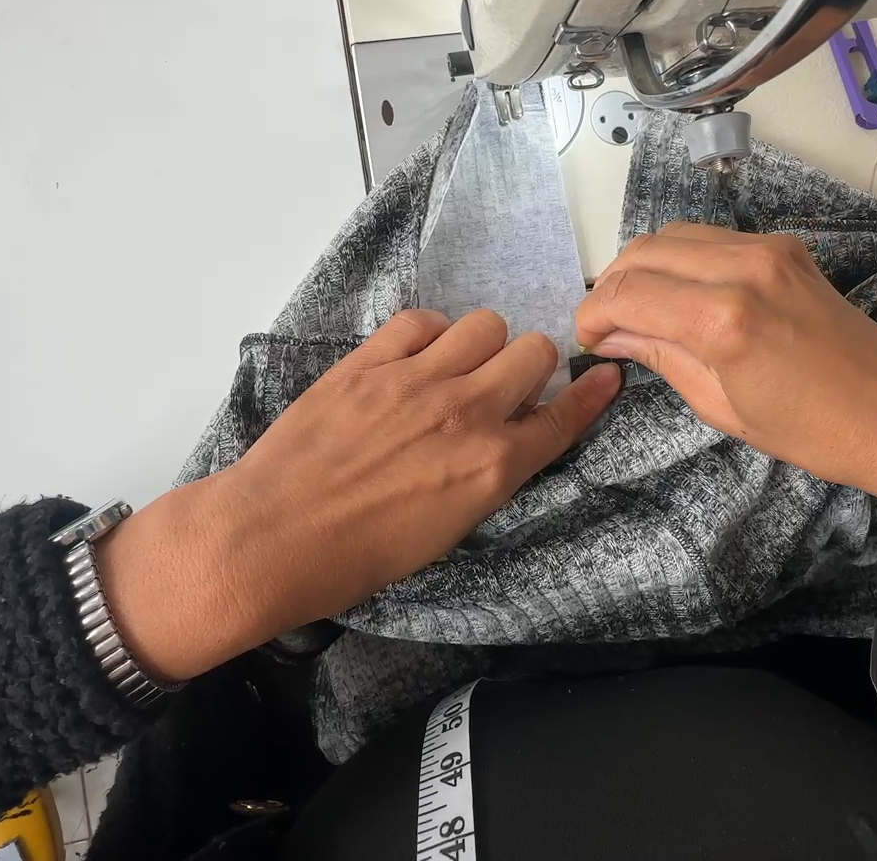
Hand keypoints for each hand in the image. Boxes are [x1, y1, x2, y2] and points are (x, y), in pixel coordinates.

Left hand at [97, 309, 621, 680]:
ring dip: (482, 345)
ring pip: (486, 324)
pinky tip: (414, 358)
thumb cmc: (360, 556)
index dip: (591, 394)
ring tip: (454, 368)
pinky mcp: (371, 361)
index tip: (604, 375)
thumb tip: (509, 435)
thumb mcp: (448, 530)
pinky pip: (423, 320)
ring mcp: (418, 380)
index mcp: (491, 467)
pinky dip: (431, 335)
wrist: (272, 538)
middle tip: (501, 387)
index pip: (563, 417)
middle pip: (534, 352)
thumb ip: (489, 473)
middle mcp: (466, 413)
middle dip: (529, 368)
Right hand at [576, 223, 876, 587]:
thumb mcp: (720, 405)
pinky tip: (680, 295)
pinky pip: (710, 239)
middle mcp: (742, 267)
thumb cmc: (810, 432)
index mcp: (722, 318)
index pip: (626, 292)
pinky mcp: (785, 247)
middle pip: (642, 251)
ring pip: (672, 235)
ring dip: (643, 267)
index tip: (587, 337)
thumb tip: (612, 334)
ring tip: (638, 310)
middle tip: (606, 326)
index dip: (593, 314)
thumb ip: (660, 355)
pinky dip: (679, 260)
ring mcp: (768, 248)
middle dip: (611, 286)